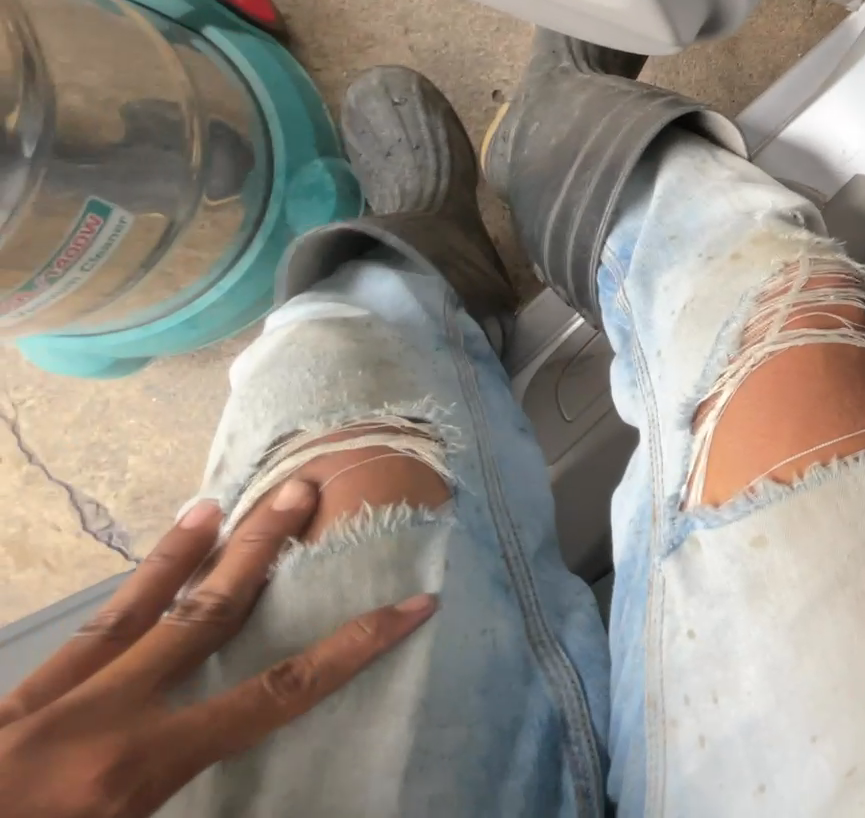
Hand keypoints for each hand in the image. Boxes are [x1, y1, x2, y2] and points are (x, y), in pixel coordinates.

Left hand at [0, 480, 437, 816]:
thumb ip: (179, 794)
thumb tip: (248, 768)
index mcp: (135, 767)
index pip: (278, 693)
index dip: (355, 646)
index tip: (414, 605)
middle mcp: (94, 721)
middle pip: (204, 616)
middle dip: (259, 551)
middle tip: (298, 490)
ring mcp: (32, 712)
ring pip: (123, 616)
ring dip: (177, 558)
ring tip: (210, 505)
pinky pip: (67, 649)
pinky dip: (111, 607)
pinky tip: (132, 586)